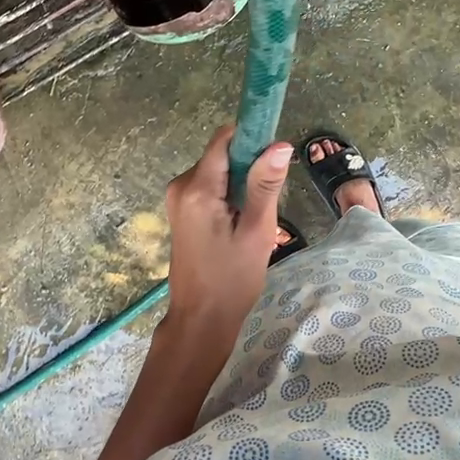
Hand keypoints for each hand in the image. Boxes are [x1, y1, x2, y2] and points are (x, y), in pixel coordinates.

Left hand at [163, 127, 292, 334]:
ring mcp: (178, 198)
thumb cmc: (232, 280)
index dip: (252, 138)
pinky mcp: (181, 210)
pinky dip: (229, 196)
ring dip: (240, 185)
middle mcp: (181, 185)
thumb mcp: (257, 232)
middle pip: (222, 155)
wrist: (200, 321)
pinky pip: (210, 187)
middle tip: (266, 203)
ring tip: (253, 219)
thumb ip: (266, 184)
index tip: (274, 157)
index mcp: (198, 188)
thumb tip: (280, 144)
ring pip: (218, 171)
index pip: (225, 139)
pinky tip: (239, 224)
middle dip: (249, 168)